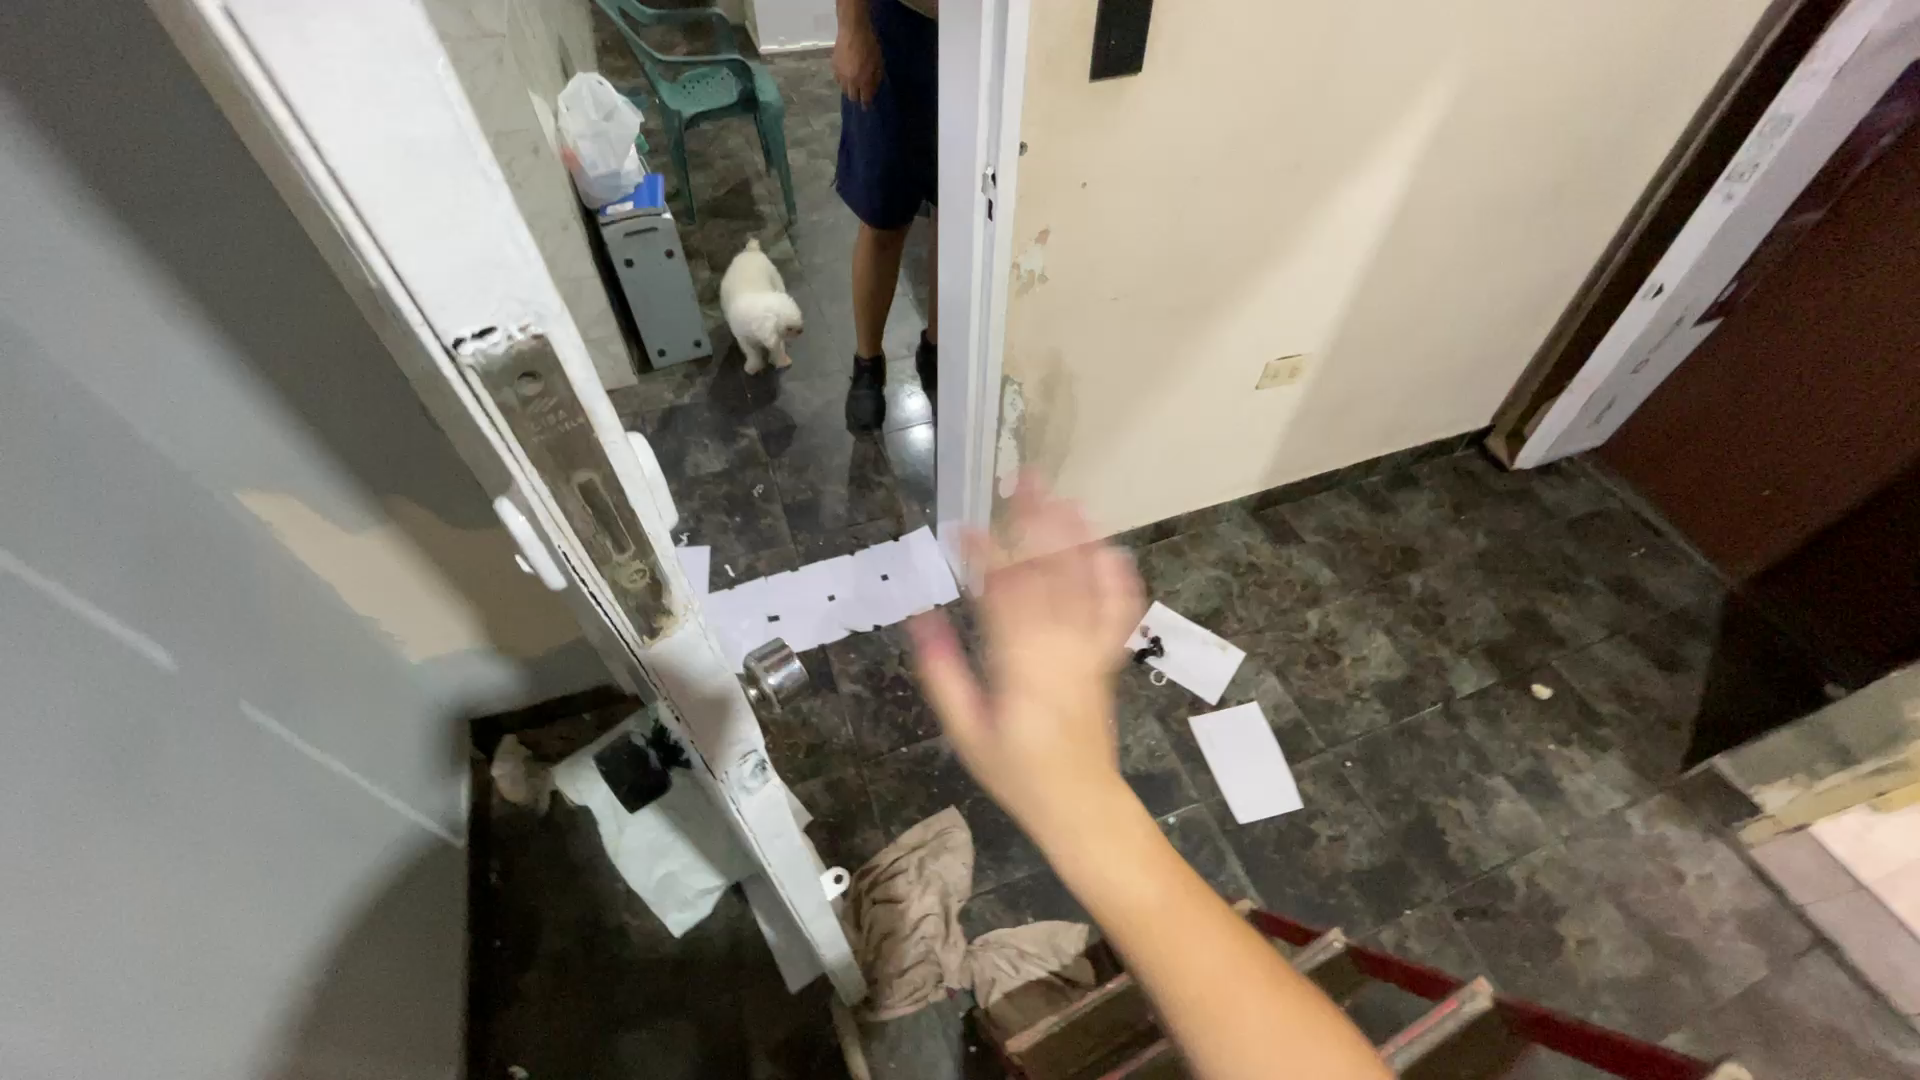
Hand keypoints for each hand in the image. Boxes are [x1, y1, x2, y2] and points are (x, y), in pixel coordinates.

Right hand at [833, 19, 884, 106]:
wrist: (853, 29)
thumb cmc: (869, 44)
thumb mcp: (879, 63)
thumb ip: (876, 79)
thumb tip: (873, 90)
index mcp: (863, 82)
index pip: (864, 100)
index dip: (866, 104)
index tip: (867, 106)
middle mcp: (851, 82)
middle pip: (852, 97)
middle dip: (857, 97)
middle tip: (860, 94)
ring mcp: (840, 74)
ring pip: (843, 89)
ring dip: (849, 89)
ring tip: (852, 85)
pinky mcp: (833, 66)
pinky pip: (837, 79)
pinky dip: (842, 80)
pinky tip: (845, 75)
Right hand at [907, 476, 1146, 843]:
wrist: (1079, 803)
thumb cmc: (1015, 771)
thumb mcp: (965, 731)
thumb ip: (942, 673)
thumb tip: (921, 618)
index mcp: (1019, 666)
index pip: (1001, 595)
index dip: (984, 554)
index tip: (963, 527)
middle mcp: (1059, 649)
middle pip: (1049, 574)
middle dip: (1036, 523)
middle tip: (1024, 479)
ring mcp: (1091, 651)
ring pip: (1085, 585)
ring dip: (1076, 538)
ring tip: (1065, 497)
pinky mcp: (1109, 659)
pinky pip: (1119, 614)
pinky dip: (1117, 580)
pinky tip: (1110, 548)